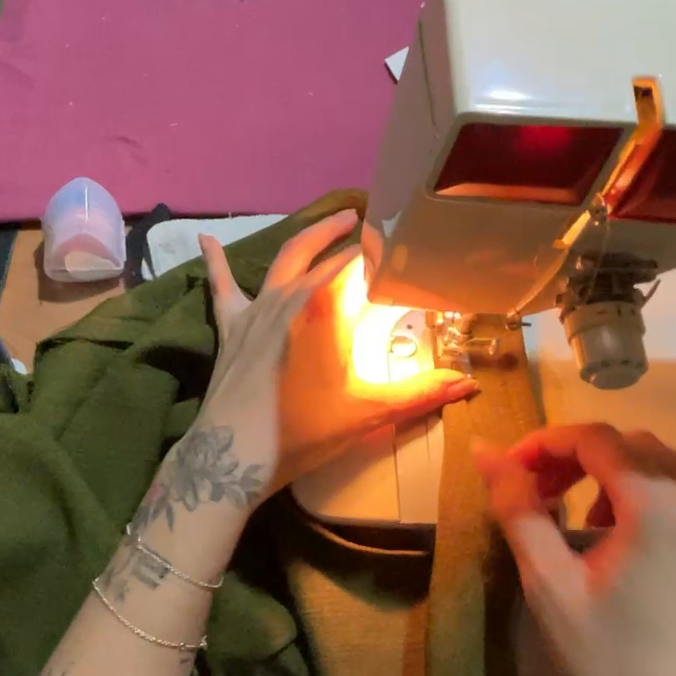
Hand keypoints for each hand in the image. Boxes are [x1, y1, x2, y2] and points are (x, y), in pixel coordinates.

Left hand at [197, 209, 475, 497]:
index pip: (360, 263)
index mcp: (324, 307)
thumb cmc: (302, 431)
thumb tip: (469, 386)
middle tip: (369, 222)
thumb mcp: (366, 413)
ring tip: (335, 220)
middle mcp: (289, 296)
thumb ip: (419, 395)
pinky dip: (216, 261)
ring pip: (284, 259)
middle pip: (323, 253)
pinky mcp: (230, 326)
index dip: (383, 251)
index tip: (405, 244)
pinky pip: (222, 286)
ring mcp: (256, 308)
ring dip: (311, 237)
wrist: (233, 456)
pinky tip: (206, 237)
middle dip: (349, 236)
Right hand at [473, 425, 675, 675]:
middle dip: (584, 459)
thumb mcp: (549, 587)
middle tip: (545, 498)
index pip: (594, 438)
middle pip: (640, 448)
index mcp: (661, 502)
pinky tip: (654, 554)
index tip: (511, 473)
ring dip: (632, 479)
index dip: (544, 444)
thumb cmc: (615, 671)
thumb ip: (517, 507)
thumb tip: (484, 449)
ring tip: (598, 525)